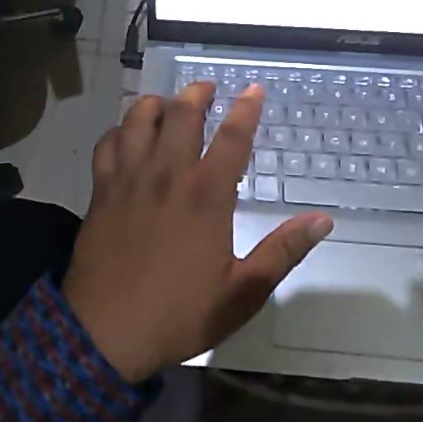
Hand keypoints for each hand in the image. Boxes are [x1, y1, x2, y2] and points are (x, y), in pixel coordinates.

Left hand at [63, 83, 334, 382]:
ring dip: (156, 103)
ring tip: (168, 103)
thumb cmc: (179, 313)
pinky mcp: (100, 192)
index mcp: (205, 195)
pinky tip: (126, 135)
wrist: (105, 333)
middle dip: (196, 94)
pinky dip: (118, 130)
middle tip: (207, 88)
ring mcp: (128, 180)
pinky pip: (106, 145)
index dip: (245, 109)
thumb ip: (283, 251)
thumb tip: (323, 220)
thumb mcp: (242, 291)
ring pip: (138, 120)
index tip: (254, 89)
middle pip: (181, 115)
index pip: (231, 137)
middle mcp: (166, 175)